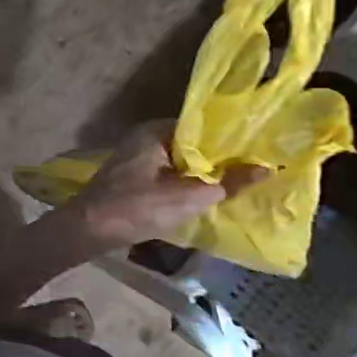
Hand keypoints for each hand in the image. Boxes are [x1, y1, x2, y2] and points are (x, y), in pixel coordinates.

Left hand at [60, 122, 242, 251]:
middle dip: (218, 158)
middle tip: (255, 168)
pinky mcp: (132, 178)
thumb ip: (228, 182)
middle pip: (190, 145)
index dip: (228, 139)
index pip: (200, 127)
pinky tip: (206, 196)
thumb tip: (267, 168)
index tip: (257, 148)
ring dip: (202, 173)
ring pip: (179, 162)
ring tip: (239, 182)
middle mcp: (144, 138)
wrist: (89, 229)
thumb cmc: (138, 207)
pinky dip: (185, 183)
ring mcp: (136, 158)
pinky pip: (167, 175)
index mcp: (155, 131)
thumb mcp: (188, 196)